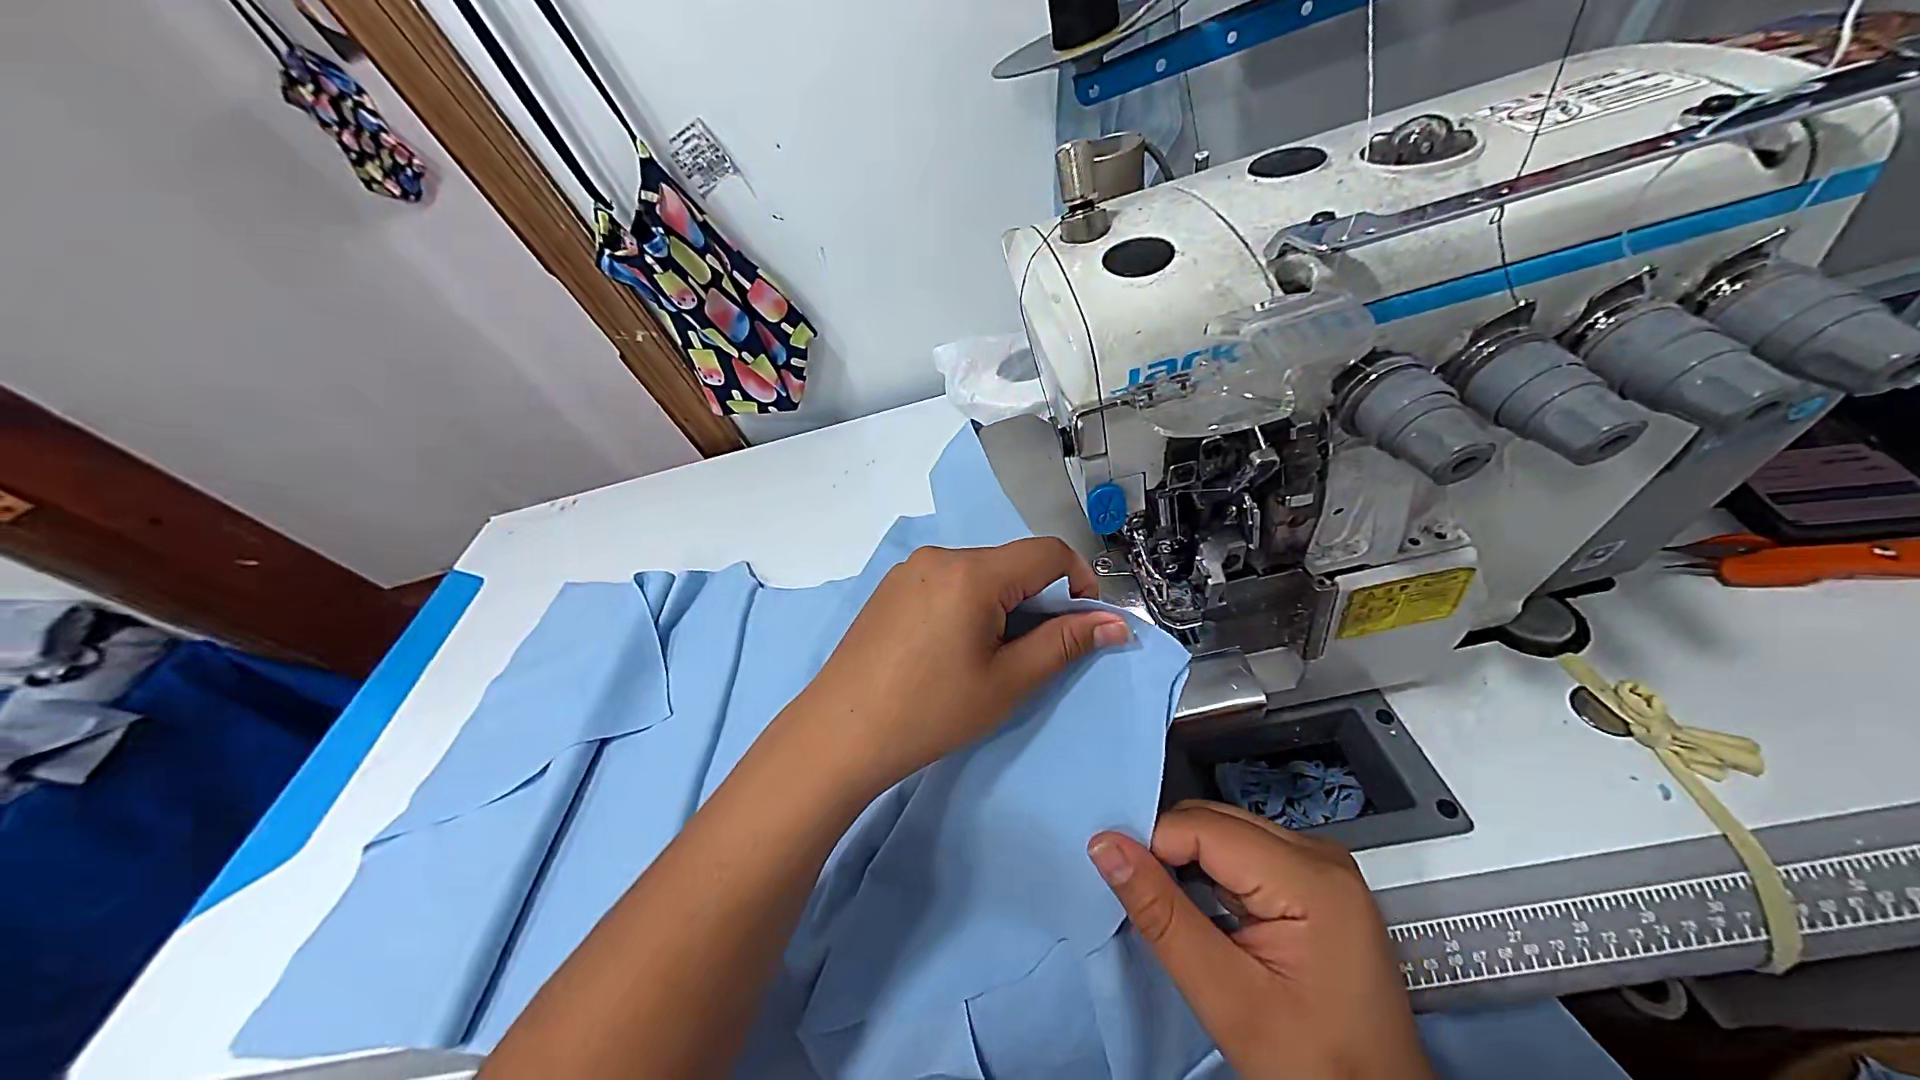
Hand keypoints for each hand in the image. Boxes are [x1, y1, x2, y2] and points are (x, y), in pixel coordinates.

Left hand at [781, 537, 1131, 794]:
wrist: (840, 733)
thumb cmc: (931, 711)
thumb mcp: (1008, 682)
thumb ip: (1064, 644)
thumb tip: (1114, 624)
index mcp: (973, 572)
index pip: (1049, 552)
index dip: (1079, 581)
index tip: (1078, 625)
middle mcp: (940, 556)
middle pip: (1012, 563)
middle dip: (1036, 599)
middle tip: (1027, 654)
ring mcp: (910, 569)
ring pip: (979, 573)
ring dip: (1001, 604)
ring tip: (984, 657)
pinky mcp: (891, 587)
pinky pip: (947, 582)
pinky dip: (967, 604)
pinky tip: (948, 650)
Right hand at [1088, 802, 1432, 1079]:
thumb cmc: (1313, 1064)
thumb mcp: (1226, 996)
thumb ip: (1161, 914)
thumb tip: (1106, 846)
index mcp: (1310, 877)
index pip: (1202, 827)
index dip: (1151, 847)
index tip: (1124, 885)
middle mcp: (1320, 855)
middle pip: (1214, 822)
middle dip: (1168, 852)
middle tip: (1145, 903)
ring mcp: (1321, 866)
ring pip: (1224, 833)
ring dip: (1187, 862)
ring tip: (1173, 911)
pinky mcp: (1315, 881)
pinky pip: (1243, 852)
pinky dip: (1210, 873)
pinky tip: (1204, 911)